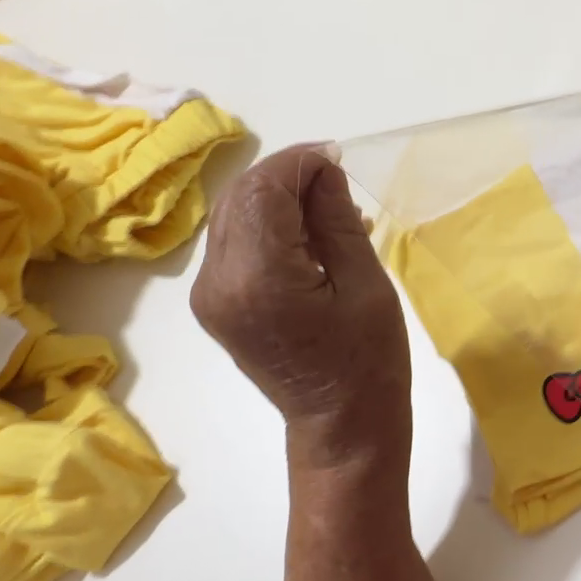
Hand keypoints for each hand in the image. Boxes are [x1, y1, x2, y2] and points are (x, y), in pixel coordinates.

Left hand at [191, 144, 411, 466]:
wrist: (342, 423)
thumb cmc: (370, 360)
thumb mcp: (366, 286)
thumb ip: (336, 223)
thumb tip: (324, 171)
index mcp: (259, 277)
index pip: (263, 193)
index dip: (298, 164)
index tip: (337, 157)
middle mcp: (218, 281)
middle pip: (238, 200)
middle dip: (284, 177)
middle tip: (334, 175)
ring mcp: (209, 294)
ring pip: (232, 219)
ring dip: (275, 201)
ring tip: (328, 206)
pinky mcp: (215, 304)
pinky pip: (235, 246)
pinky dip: (268, 228)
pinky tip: (306, 236)